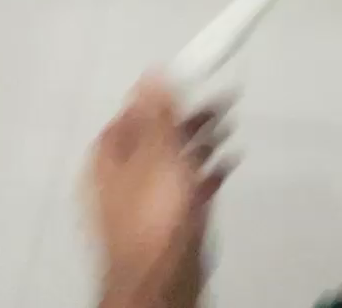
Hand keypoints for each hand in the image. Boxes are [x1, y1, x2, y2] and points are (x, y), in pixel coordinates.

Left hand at [88, 76, 232, 307]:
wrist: (164, 268)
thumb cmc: (156, 211)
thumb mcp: (158, 153)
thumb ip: (158, 113)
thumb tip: (151, 73)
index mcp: (111, 162)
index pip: (128, 117)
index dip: (155, 97)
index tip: (187, 79)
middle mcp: (124, 178)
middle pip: (156, 135)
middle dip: (189, 116)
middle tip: (222, 99)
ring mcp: (147, 197)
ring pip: (176, 155)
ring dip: (203, 137)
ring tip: (230, 125)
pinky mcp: (171, 212)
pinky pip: (192, 178)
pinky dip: (210, 165)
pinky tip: (228, 161)